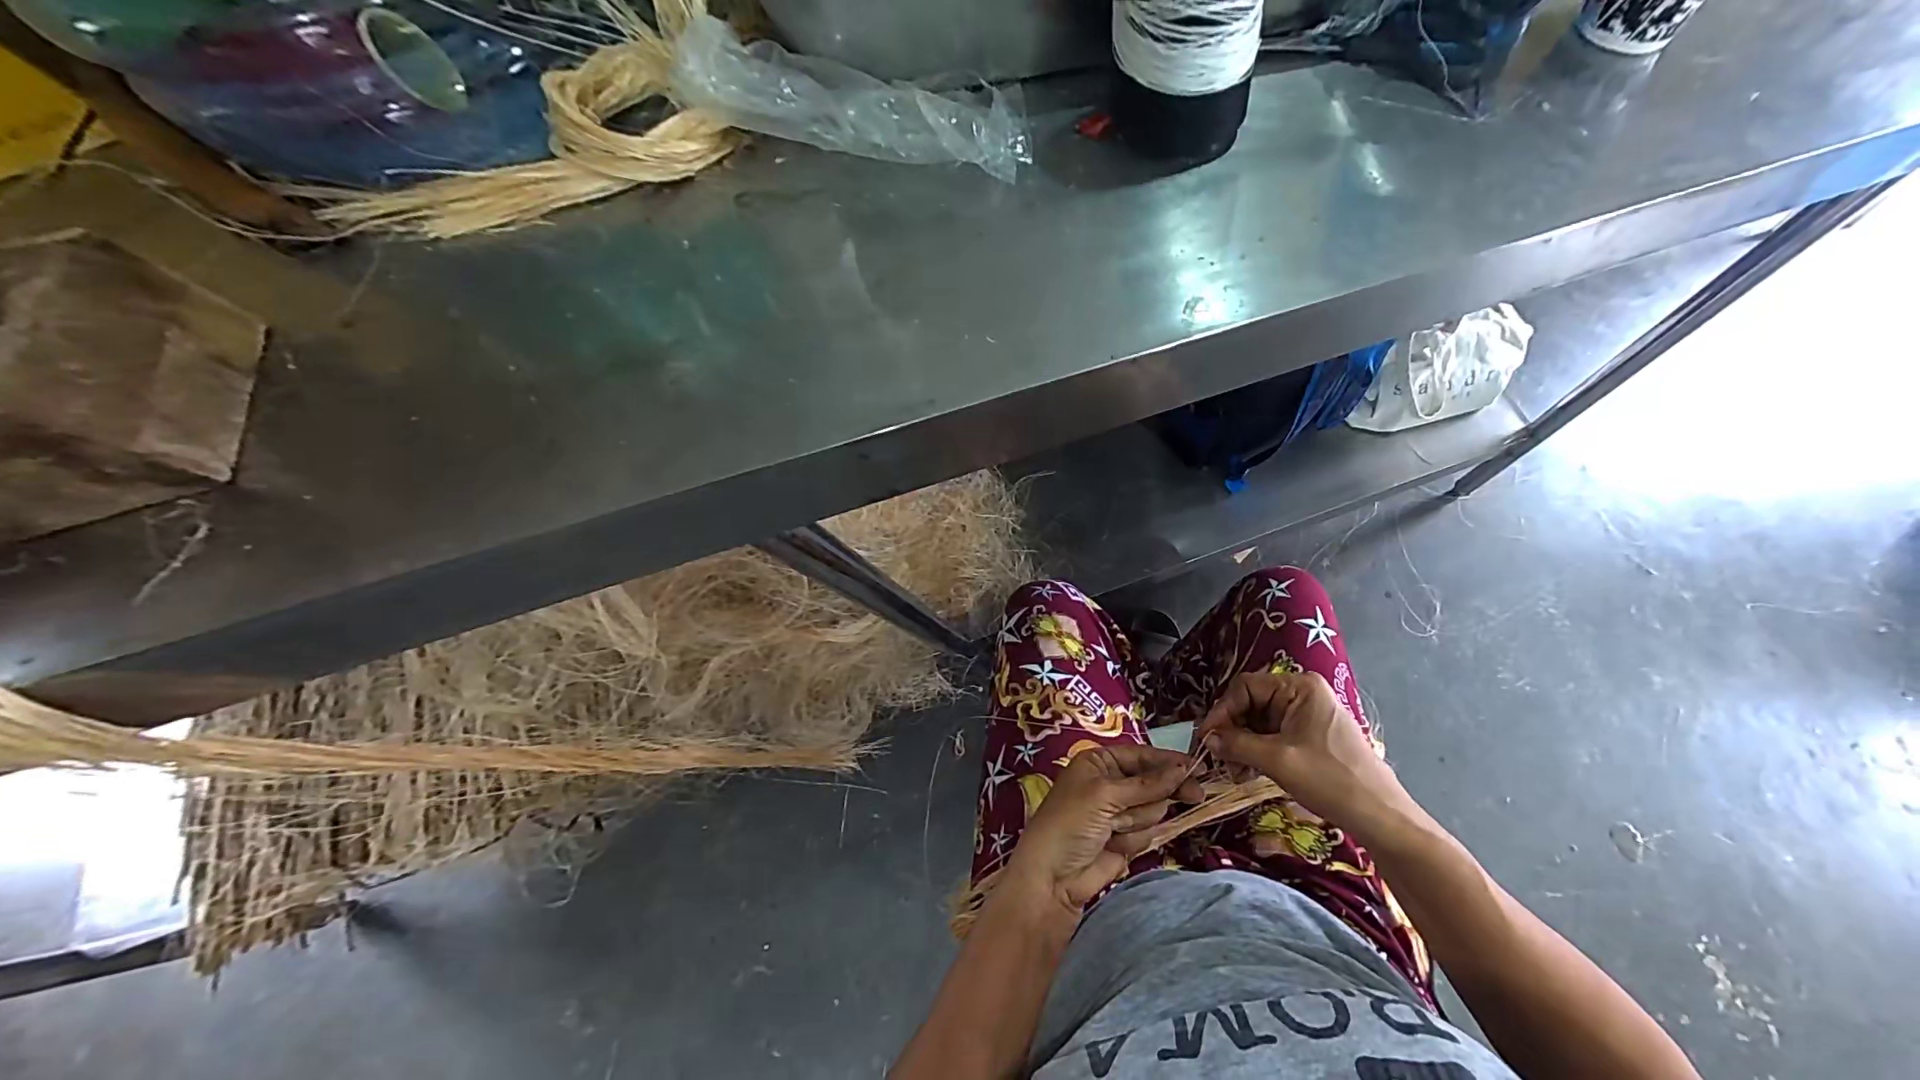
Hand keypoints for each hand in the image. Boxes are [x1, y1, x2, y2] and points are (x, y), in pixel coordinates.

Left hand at [997, 744, 1202, 922]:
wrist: (1054, 877)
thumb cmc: (1070, 823)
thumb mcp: (1105, 795)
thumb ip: (1147, 784)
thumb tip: (1183, 768)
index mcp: (1098, 762)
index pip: (1141, 755)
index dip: (1168, 761)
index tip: (1197, 767)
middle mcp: (1110, 783)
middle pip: (1153, 782)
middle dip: (1162, 791)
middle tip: (1194, 795)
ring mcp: (1119, 813)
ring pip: (1153, 809)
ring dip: (1137, 820)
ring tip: (1113, 829)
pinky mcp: (1127, 839)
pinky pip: (1148, 832)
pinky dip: (1134, 839)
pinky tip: (1114, 846)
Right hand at [1193, 671, 1412, 834]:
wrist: (1380, 817)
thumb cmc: (1331, 780)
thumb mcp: (1277, 760)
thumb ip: (1237, 744)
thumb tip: (1208, 739)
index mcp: (1300, 687)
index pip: (1245, 687)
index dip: (1222, 711)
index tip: (1206, 738)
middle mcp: (1303, 695)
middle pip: (1250, 704)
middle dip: (1232, 731)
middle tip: (1217, 757)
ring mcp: (1307, 716)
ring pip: (1258, 722)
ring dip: (1241, 745)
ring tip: (1232, 771)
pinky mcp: (1308, 737)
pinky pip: (1271, 736)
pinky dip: (1256, 752)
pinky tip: (1246, 772)